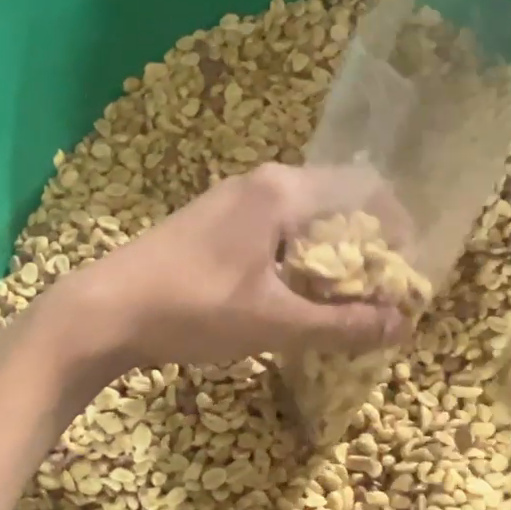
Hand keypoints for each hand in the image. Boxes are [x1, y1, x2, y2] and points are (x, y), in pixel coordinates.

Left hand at [52, 163, 411, 368]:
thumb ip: (340, 324)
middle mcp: (260, 184)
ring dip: (327, 257)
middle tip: (376, 296)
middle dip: (364, 248)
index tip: (406, 275)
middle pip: (336, 203)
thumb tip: (400, 326)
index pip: (367, 190)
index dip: (399, 230)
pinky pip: (271, 234)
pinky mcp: (210, 226)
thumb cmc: (192, 309)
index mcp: (283, 192)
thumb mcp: (273, 323)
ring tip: (337, 304)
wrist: (104, 310)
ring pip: (301, 220)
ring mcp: (230, 202)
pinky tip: (287, 299)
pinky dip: (294, 261)